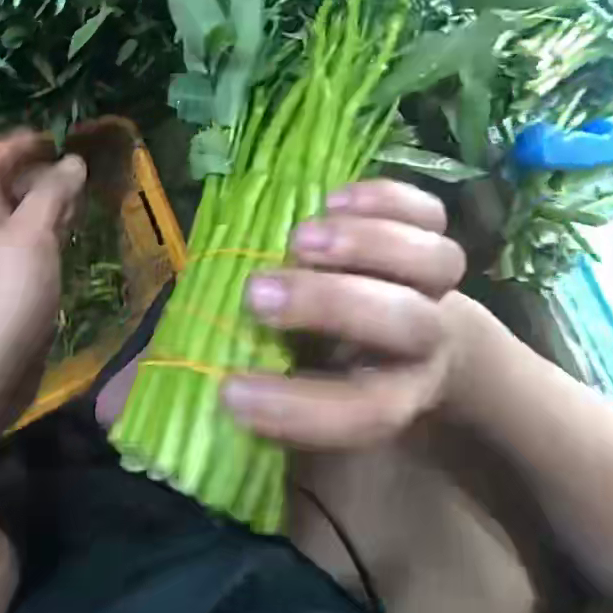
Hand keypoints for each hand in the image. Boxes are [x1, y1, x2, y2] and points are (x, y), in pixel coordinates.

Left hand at [0, 132, 86, 472]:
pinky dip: (54, 238)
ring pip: (23, 223)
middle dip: (36, 174)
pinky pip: (35, 253)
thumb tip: (71, 161)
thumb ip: (52, 196)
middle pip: (6, 194)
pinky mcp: (15, 296)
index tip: (45, 136)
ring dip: (49, 205)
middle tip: (74, 168)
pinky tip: (74, 241)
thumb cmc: (4, 298)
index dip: (11, 147)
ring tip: (81, 197)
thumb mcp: (31, 237)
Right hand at [221, 179, 504, 449]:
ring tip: (298, 236)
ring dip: (362, 243)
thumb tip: (176, 377)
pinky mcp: (431, 235)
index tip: (230, 391)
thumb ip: (261, 373)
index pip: (361, 413)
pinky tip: (334, 199)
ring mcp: (436, 285)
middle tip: (255, 290)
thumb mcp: (301, 379)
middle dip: (327, 303)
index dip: (297, 407)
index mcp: (396, 392)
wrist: (410, 338)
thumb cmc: (332, 362)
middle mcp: (427, 343)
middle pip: (405, 324)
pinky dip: (387, 200)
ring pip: (436, 262)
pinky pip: (431, 213)